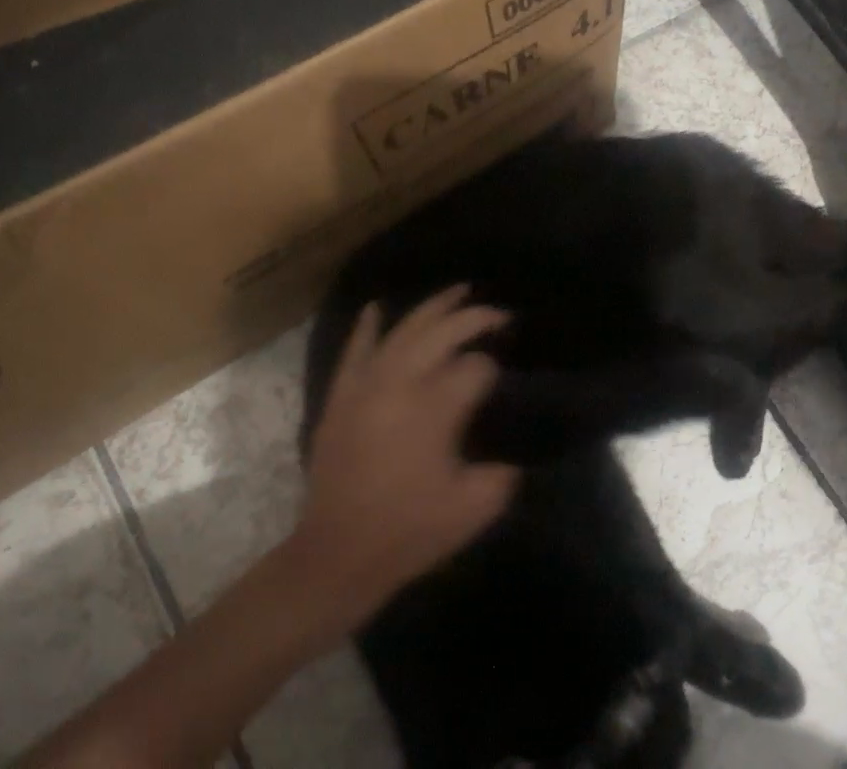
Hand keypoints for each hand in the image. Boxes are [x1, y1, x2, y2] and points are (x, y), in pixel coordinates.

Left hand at [287, 285, 516, 624]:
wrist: (339, 554)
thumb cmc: (412, 530)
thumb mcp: (479, 504)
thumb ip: (505, 468)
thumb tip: (506, 447)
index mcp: (434, 408)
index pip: (476, 367)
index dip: (495, 370)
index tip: (505, 383)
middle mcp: (398, 384)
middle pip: (441, 333)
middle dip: (474, 318)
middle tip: (501, 314)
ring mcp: (364, 387)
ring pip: (401, 331)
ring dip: (432, 309)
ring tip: (458, 292)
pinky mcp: (340, 399)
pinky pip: (355, 351)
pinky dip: (367, 326)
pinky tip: (377, 307)